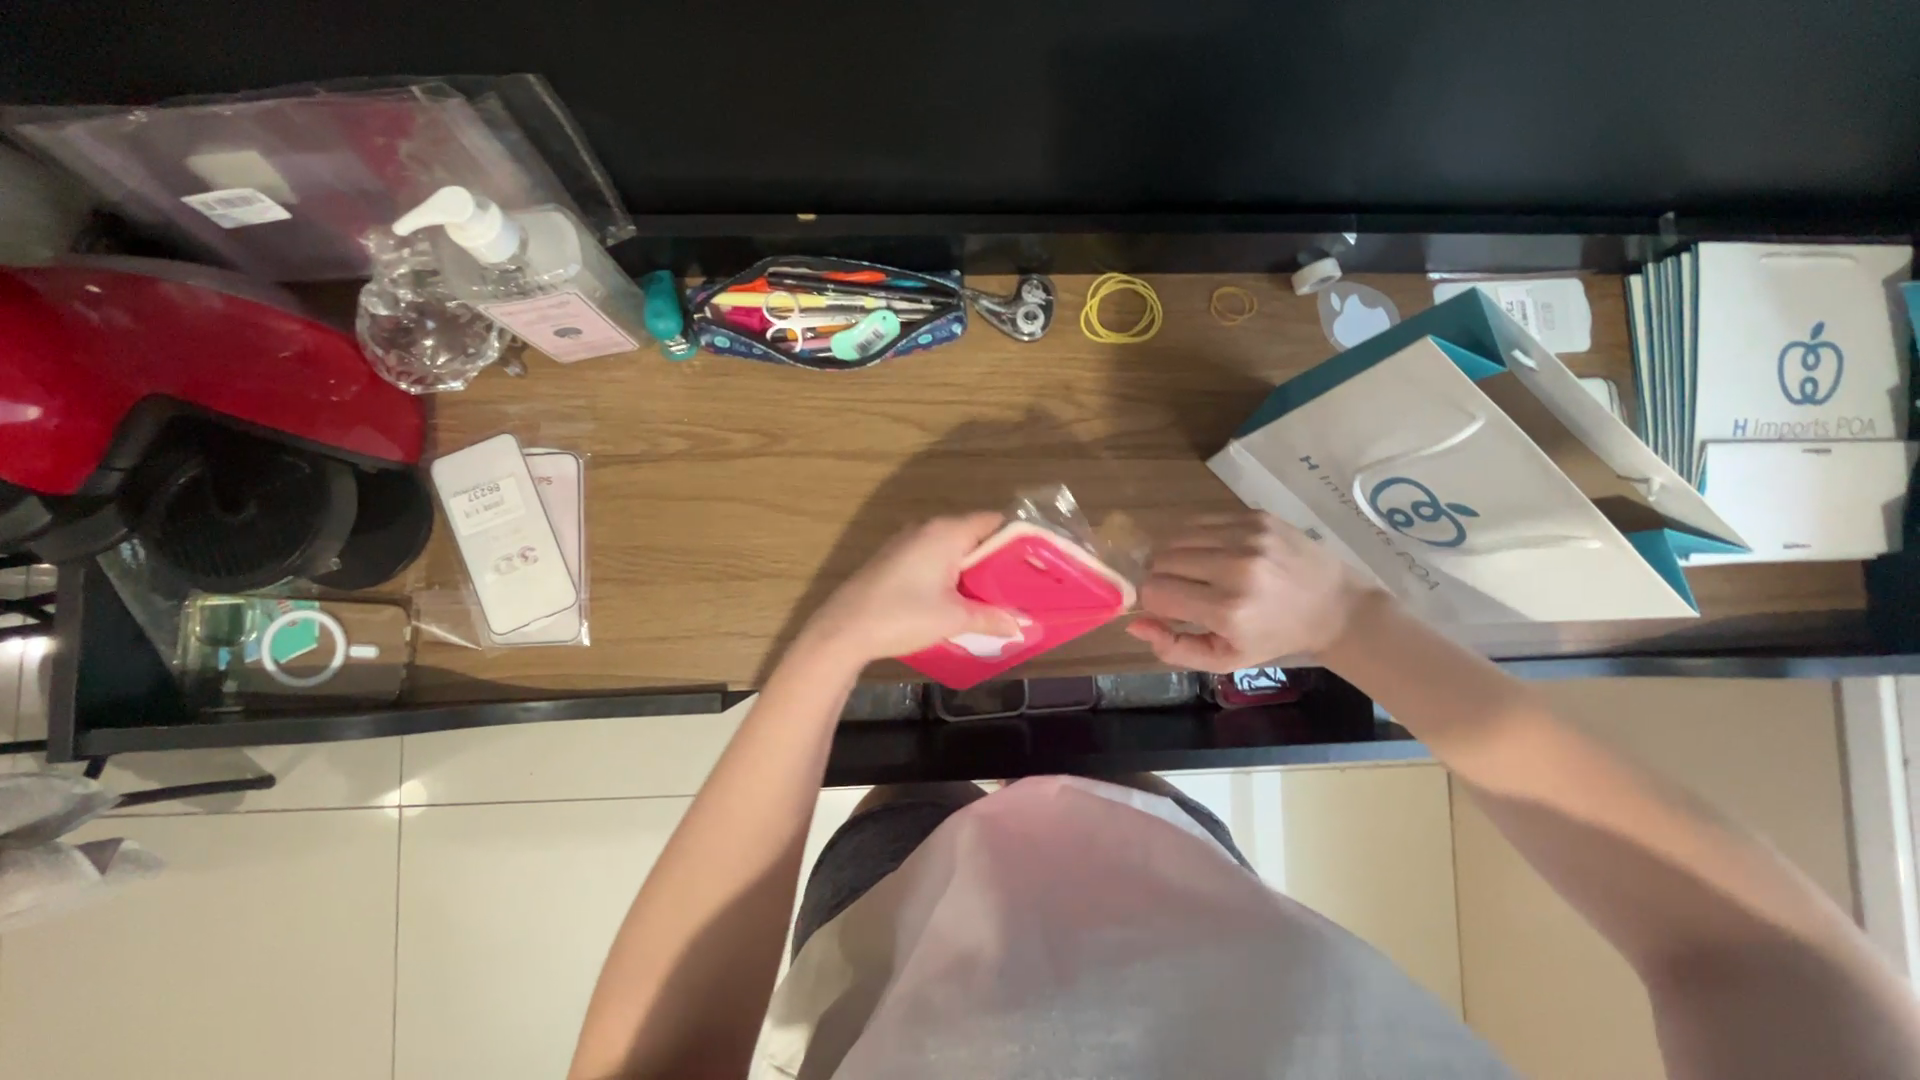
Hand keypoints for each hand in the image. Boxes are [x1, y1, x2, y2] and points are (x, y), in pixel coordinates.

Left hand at [801, 513, 1023, 666]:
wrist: (843, 629)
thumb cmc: (903, 616)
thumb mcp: (953, 620)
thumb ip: (990, 618)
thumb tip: (1020, 626)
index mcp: (946, 532)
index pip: (993, 522)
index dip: (1016, 540)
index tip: (1033, 562)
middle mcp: (927, 528)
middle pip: (972, 534)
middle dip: (994, 558)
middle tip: (1017, 584)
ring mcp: (906, 542)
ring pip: (950, 548)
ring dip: (969, 568)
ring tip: (991, 595)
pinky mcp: (892, 559)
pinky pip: (931, 557)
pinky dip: (948, 572)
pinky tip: (955, 598)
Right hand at [1126, 512, 1384, 671]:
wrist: (1334, 605)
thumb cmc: (1275, 637)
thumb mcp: (1226, 659)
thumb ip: (1175, 648)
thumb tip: (1135, 623)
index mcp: (1229, 610)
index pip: (1156, 592)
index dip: (1153, 602)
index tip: (1167, 609)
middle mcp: (1236, 568)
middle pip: (1160, 561)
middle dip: (1159, 577)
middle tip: (1179, 590)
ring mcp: (1247, 536)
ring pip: (1175, 536)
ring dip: (1173, 556)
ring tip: (1191, 571)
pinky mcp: (1255, 516)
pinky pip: (1199, 520)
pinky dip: (1194, 538)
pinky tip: (1210, 553)